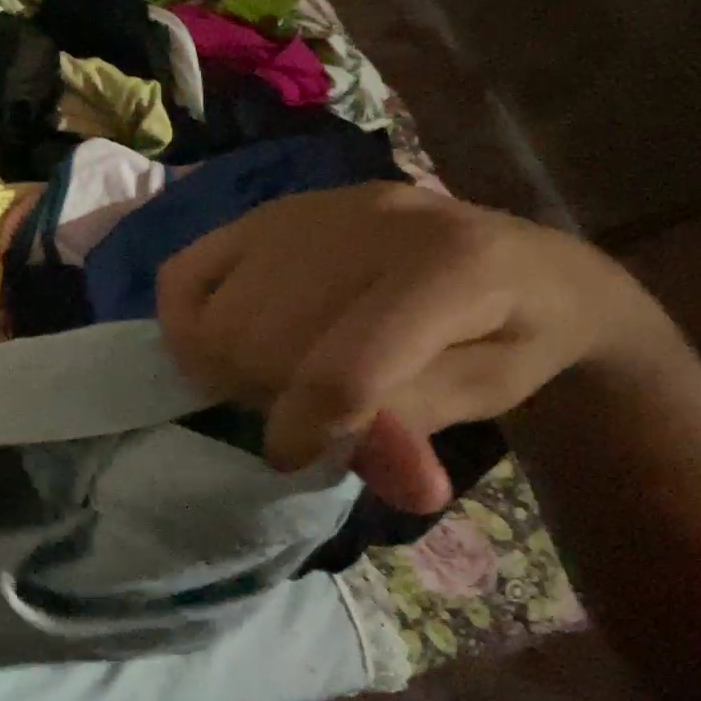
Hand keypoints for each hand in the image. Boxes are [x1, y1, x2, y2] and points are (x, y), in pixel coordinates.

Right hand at [157, 182, 656, 512]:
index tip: (292, 458)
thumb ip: (422, 425)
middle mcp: (364, 222)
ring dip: (226, 366)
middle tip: (296, 410)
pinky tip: (223, 342)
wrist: (520, 260)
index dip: (308, 427)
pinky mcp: (257, 216)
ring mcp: (299, 212)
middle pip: (262, 342)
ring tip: (267, 375)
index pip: (345, 366)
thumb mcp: (491, 390)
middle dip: (266, 395)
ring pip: (215, 317)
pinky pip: (181, 275)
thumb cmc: (513, 333)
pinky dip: (184, 322)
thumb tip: (399, 487)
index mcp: (453, 267)